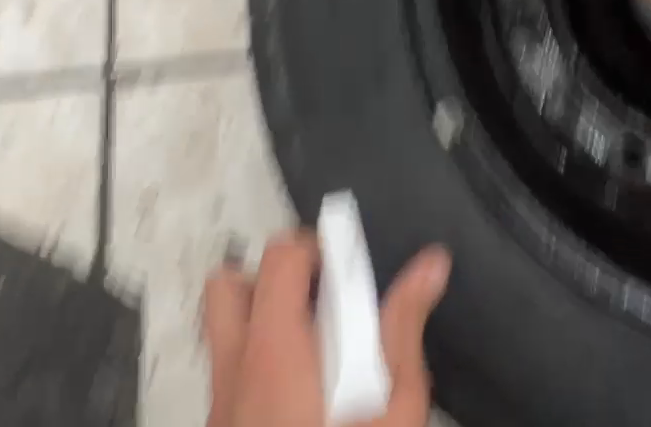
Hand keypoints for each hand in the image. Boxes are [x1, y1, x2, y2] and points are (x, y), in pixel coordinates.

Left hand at [202, 232, 450, 426]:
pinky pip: (229, 371)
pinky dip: (260, 359)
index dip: (320, 244)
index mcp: (278, 351)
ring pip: (222, 329)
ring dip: (261, 315)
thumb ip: (404, 325)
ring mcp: (220, 406)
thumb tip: (430, 264)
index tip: (353, 262)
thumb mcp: (396, 404)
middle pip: (228, 284)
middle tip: (325, 294)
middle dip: (274, 273)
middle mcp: (236, 371)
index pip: (283, 256)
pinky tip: (304, 392)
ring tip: (314, 339)